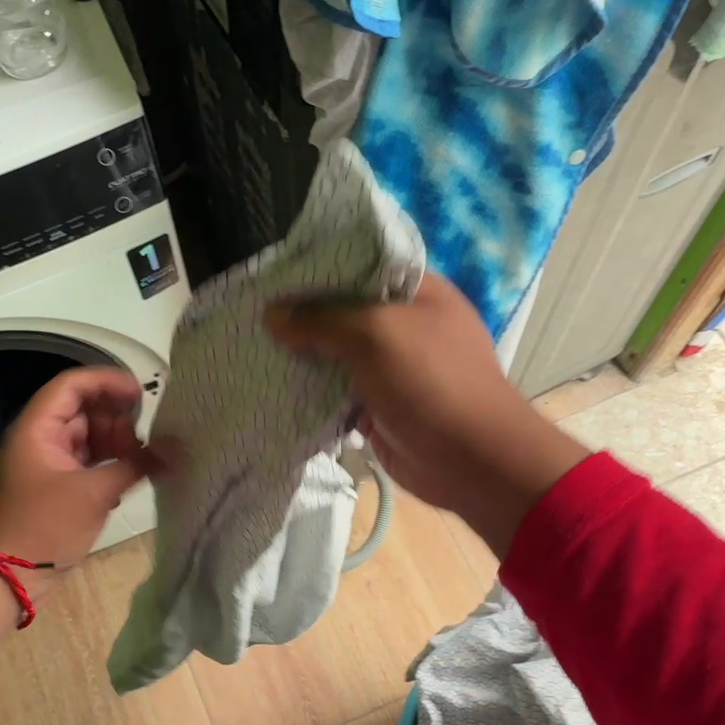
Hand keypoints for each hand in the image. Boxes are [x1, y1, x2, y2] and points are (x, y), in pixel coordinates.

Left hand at [0, 366, 161, 596]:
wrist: (10, 576)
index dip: (106, 381)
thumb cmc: (44, 528)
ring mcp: (46, 464)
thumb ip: (133, 466)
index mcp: (36, 429)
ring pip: (85, 436)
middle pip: (81, 409)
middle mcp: (39, 439)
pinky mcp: (55, 487)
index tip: (140, 393)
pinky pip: (85, 461)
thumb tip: (169, 452)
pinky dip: (108, 463)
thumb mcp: (93, 494)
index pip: (71, 385)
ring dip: (114, 442)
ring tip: (139, 459)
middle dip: (115, 418)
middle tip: (142, 438)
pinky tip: (128, 475)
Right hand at [266, 272, 587, 554]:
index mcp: (416, 292)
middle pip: (344, 313)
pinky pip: (338, 396)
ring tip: (254, 348)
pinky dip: (312, 395)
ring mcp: (392, 370)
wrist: (470, 459)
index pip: (361, 265)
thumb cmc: (430, 382)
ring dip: (303, 358)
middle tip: (253, 314)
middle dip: (303, 317)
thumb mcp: (374, 334)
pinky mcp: (380, 409)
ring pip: (338, 357)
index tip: (273, 275)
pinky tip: (275, 388)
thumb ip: (321, 320)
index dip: (318, 269)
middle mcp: (404, 326)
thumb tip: (272, 315)